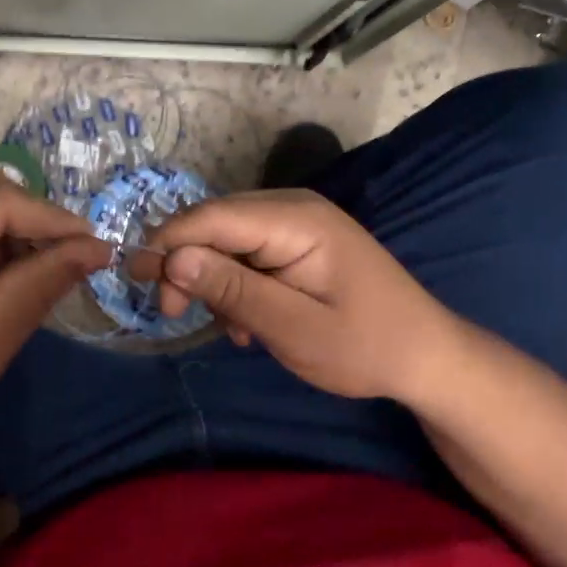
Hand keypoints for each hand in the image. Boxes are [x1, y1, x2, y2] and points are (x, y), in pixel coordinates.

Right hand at [140, 190, 459, 401]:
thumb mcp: (293, 327)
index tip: (137, 281)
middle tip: (171, 313)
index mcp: (296, 220)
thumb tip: (171, 259)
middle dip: (185, 264)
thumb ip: (232, 290)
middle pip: (213, 223)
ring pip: (224, 238)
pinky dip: (233, 282)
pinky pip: (245, 250)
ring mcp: (296, 221)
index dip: (168, 243)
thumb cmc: (366, 347)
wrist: (429, 359)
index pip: (211, 217)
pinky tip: (245, 321)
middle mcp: (291, 206)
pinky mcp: (297, 240)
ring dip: (210, 279)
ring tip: (228, 328)